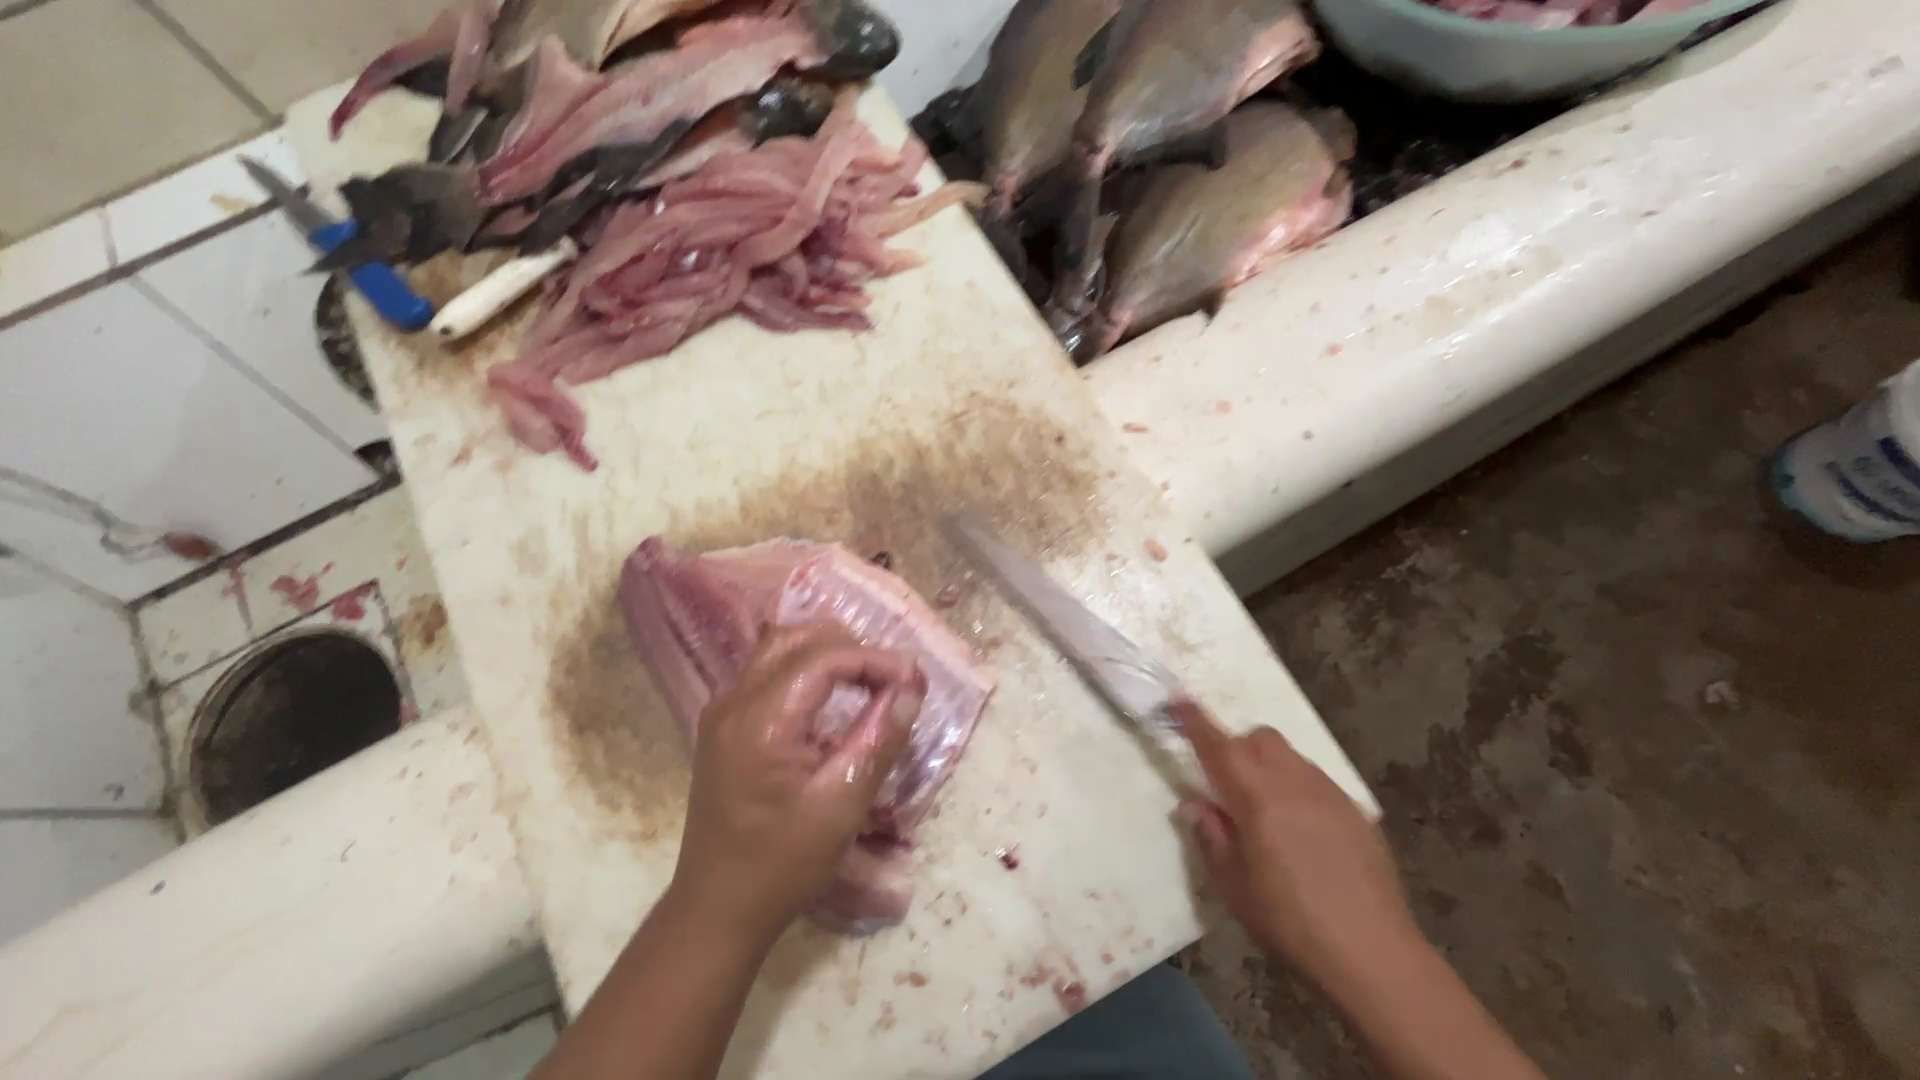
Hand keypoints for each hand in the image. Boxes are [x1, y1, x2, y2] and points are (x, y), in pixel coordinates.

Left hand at [671, 624, 925, 936]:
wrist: (717, 908)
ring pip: (777, 652)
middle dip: (849, 649)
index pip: (823, 658)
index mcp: (760, 720)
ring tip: (868, 683)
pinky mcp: (722, 728)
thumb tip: (911, 688)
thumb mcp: (841, 805)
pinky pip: (766, 676)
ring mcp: (722, 713)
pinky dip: (804, 674)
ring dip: (825, 656)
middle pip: (794, 640)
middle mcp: (733, 702)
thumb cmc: (783, 864)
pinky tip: (831, 703)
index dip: (874, 660)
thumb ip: (877, 740)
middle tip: (890, 679)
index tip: (913, 680)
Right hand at [1173, 701, 1419, 988]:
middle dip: (1238, 746)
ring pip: (1292, 758)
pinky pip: (1318, 784)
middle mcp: (1296, 784)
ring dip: (1270, 767)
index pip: (1220, 747)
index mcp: (1258, 798)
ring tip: (1265, 811)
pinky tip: (1302, 833)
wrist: (1371, 953)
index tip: (1179, 699)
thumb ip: (1211, 837)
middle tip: (1226, 783)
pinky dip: (1299, 790)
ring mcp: (1332, 795)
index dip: (1197, 722)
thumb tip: (1196, 804)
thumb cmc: (1288, 921)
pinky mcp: (1358, 814)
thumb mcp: (1232, 886)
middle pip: (1261, 739)